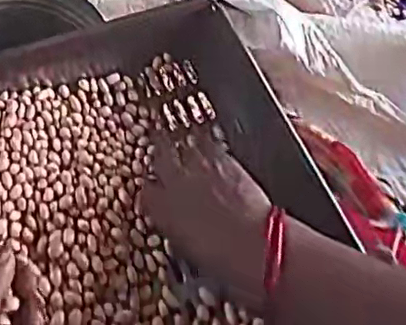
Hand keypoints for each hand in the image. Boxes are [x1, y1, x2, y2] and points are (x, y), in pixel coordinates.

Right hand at [140, 136, 271, 308]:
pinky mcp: (220, 157)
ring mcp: (197, 166)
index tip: (153, 189)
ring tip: (182, 141)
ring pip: (181, 142)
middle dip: (159, 153)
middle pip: (158, 156)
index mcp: (163, 212)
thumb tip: (177, 224)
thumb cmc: (227, 264)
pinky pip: (205, 141)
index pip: (146, 192)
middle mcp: (175, 183)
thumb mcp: (191, 253)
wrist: (259, 249)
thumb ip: (177, 230)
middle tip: (161, 150)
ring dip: (181, 143)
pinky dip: (204, 141)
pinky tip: (206, 142)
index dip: (150, 189)